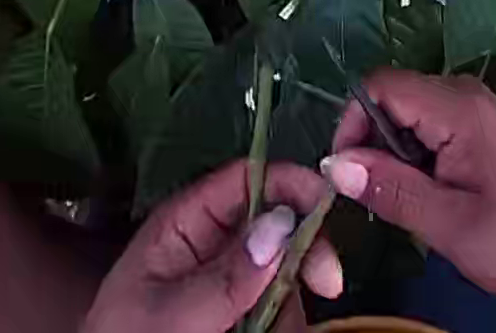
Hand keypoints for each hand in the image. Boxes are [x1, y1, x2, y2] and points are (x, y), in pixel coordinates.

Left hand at [81, 159, 341, 332]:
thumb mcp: (168, 318)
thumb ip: (224, 277)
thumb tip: (283, 225)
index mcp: (189, 221)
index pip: (247, 178)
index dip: (288, 181)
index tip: (326, 205)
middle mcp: (214, 241)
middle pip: (277, 220)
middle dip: (304, 247)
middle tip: (327, 282)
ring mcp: (228, 277)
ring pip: (284, 266)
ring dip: (292, 298)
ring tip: (276, 329)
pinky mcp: (239, 311)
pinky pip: (277, 304)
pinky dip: (283, 320)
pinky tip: (275, 331)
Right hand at [324, 70, 495, 315]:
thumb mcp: (452, 226)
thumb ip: (391, 190)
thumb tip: (333, 165)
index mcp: (457, 105)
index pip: (381, 86)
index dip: (353, 123)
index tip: (346, 176)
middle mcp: (461, 92)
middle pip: (391, 96)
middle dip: (370, 142)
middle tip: (372, 199)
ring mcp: (470, 107)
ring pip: (405, 112)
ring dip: (391, 153)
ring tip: (401, 202)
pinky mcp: (476, 125)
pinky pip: (425, 125)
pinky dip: (412, 156)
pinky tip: (424, 194)